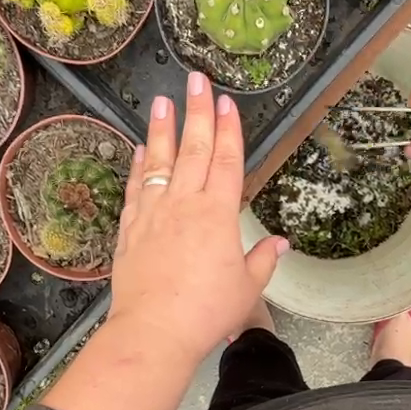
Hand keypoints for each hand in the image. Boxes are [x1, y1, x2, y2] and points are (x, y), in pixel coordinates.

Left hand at [107, 72, 287, 363]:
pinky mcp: (130, 230)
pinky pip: (136, 189)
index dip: (228, 129)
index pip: (225, 161)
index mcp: (218, 215)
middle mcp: (184, 205)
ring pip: (159, 162)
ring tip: (162, 101)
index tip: (227, 101)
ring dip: (162, 129)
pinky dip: (139, 166)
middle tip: (196, 79)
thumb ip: (262, 261)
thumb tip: (280, 244)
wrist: (155, 331)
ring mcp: (153, 214)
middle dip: (197, 112)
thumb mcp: (247, 288)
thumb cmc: (207, 312)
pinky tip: (140, 150)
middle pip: (193, 149)